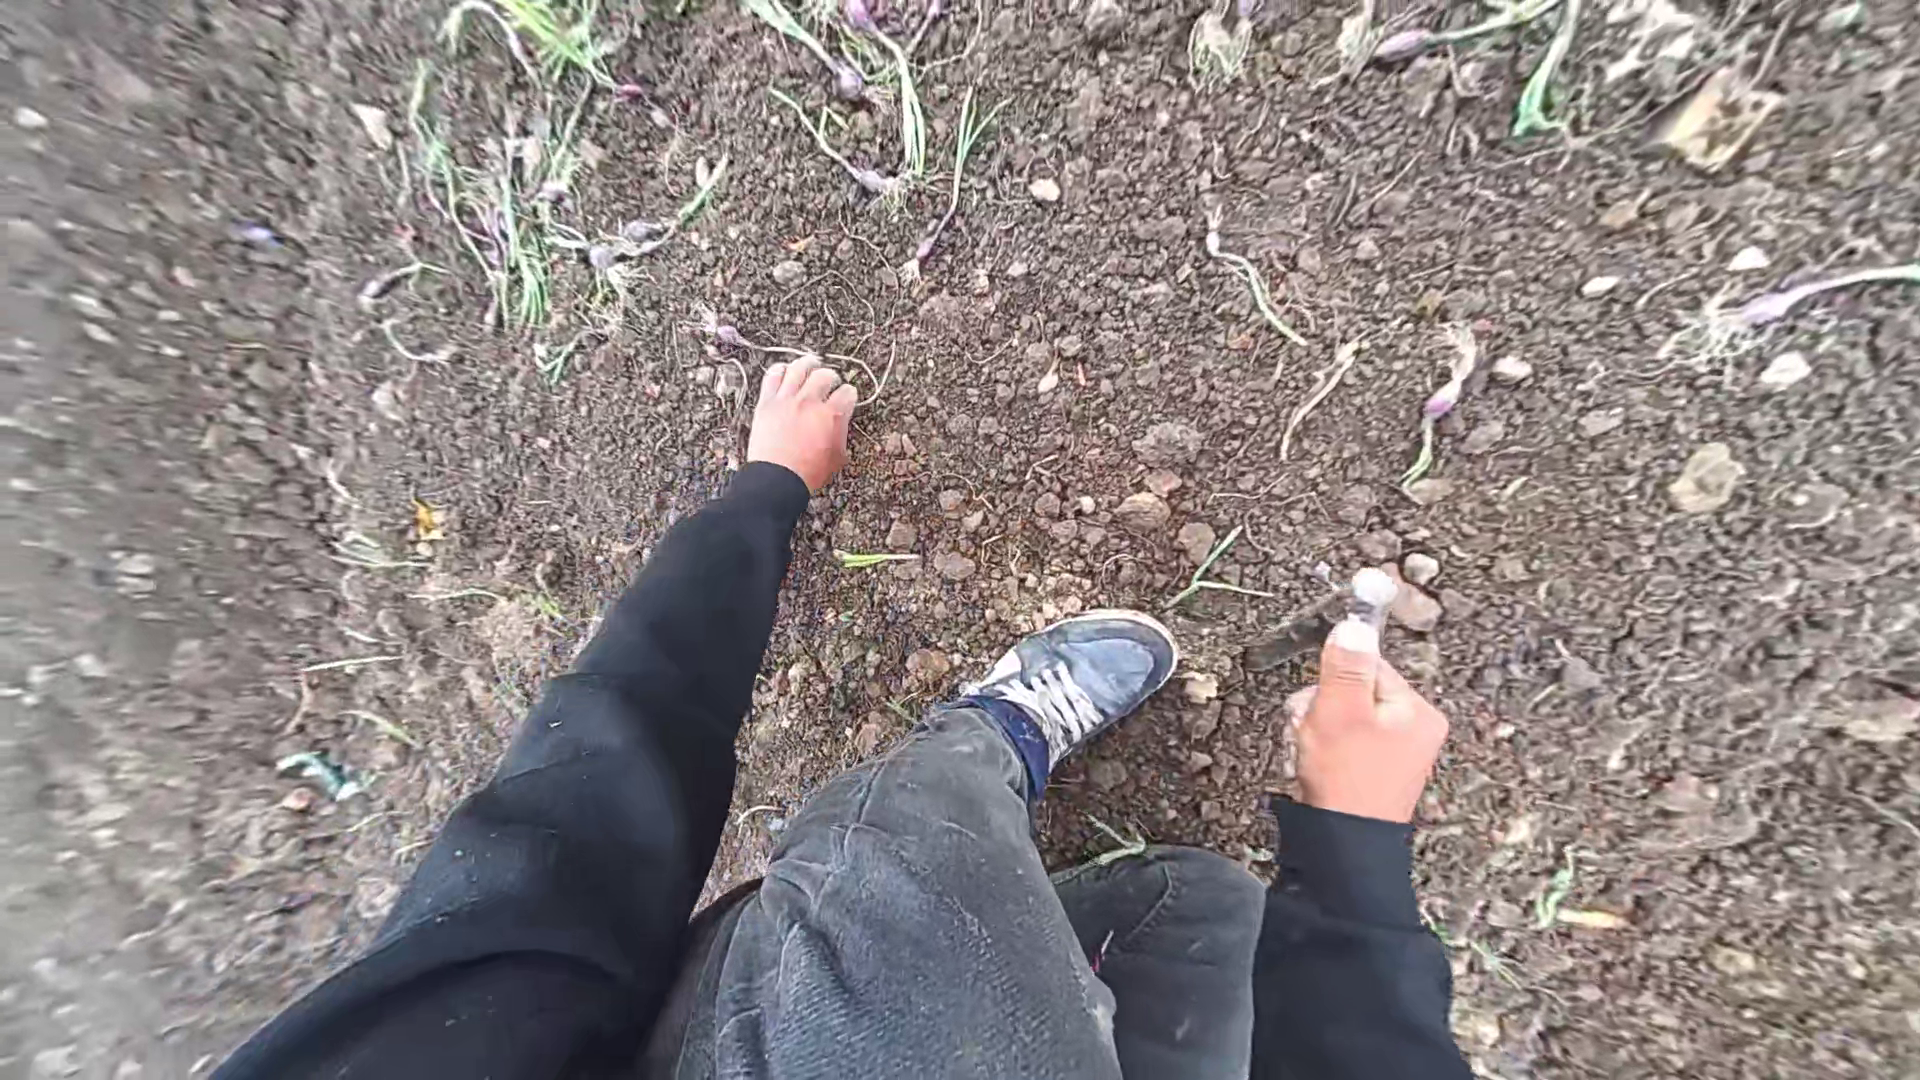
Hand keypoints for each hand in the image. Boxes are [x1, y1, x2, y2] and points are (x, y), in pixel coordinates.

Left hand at [747, 354, 857, 491]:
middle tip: (831, 380)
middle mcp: (810, 402)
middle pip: (824, 375)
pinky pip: (773, 376)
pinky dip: (780, 369)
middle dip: (831, 376)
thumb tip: (842, 424)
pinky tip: (785, 370)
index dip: (850, 394)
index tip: (848, 396)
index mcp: (831, 416)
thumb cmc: (808, 472)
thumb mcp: (837, 457)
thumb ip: (842, 435)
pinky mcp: (767, 402)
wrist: (777, 478)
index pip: (847, 393)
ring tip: (811, 362)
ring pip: (799, 368)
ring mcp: (787, 399)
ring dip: (808, 363)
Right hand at [1289, 621, 1448, 822]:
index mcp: (1416, 711)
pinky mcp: (1369, 763)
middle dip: (1319, 704)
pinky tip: (1312, 759)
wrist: (1340, 840)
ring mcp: (1390, 747)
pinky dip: (1318, 742)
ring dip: (1313, 723)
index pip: (1367, 665)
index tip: (1321, 699)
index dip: (1332, 679)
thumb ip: (1346, 666)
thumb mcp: (1340, 710)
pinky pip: (1337, 734)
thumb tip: (1355, 624)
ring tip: (1310, 747)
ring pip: (1337, 711)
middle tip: (1315, 728)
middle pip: (1349, 688)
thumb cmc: (1344, 776)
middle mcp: (1410, 727)